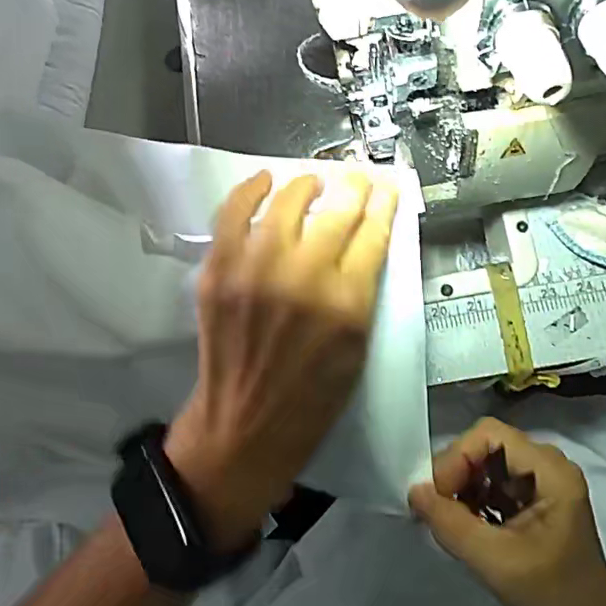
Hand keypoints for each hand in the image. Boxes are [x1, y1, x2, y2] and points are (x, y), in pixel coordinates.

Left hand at [166, 170, 398, 549]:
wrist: (245, 427)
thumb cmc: (313, 395)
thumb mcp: (359, 346)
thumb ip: (363, 289)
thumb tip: (367, 237)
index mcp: (347, 304)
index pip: (374, 233)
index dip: (384, 204)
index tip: (386, 188)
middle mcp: (304, 280)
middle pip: (337, 211)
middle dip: (354, 187)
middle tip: (358, 178)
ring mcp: (255, 272)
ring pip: (286, 203)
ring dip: (305, 186)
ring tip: (313, 183)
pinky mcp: (219, 273)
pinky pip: (233, 215)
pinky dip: (249, 191)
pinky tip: (264, 181)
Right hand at [407, 418, 605, 605]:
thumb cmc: (554, 597)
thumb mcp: (496, 563)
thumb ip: (451, 524)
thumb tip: (414, 491)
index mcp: (550, 470)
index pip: (490, 435)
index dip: (457, 458)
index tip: (436, 496)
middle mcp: (548, 465)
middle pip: (488, 446)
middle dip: (457, 474)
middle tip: (435, 510)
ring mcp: (544, 481)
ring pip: (489, 464)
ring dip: (464, 488)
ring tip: (448, 521)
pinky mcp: (537, 500)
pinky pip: (497, 484)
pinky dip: (476, 500)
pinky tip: (465, 527)